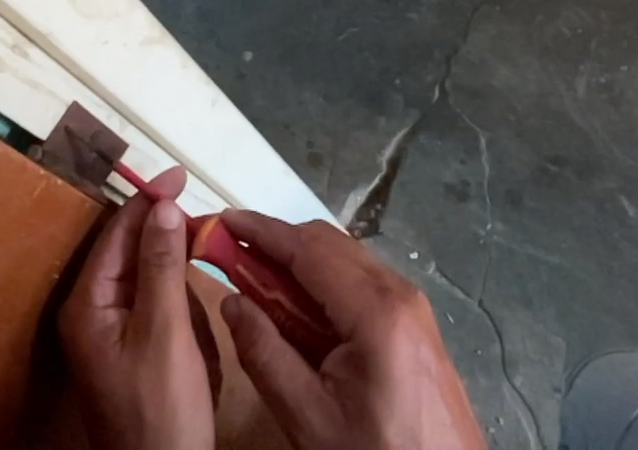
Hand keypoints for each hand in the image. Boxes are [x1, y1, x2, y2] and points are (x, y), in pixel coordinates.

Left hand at [58, 166, 215, 449]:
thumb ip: (162, 266)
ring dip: (177, 278)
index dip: (148, 200)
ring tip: (199, 296)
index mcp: (87, 302)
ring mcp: (111, 330)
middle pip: (130, 250)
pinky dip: (180, 305)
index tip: (180, 174)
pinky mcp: (131, 346)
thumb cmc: (162, 409)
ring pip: (147, 276)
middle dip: (167, 239)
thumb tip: (163, 205)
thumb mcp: (164, 333)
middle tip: (206, 230)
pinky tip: (196, 322)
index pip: (117, 233)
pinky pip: (156, 306)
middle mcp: (92, 309)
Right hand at [217, 211, 485, 449]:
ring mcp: (412, 304)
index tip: (222, 220)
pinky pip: (361, 278)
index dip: (261, 230)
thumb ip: (265, 354)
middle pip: (327, 241)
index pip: (307, 248)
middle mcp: (399, 292)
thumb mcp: (310, 418)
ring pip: (344, 255)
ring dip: (299, 259)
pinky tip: (300, 305)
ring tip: (258, 278)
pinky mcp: (415, 321)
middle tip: (232, 253)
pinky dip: (323, 277)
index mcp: (375, 310)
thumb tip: (230, 302)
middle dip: (277, 241)